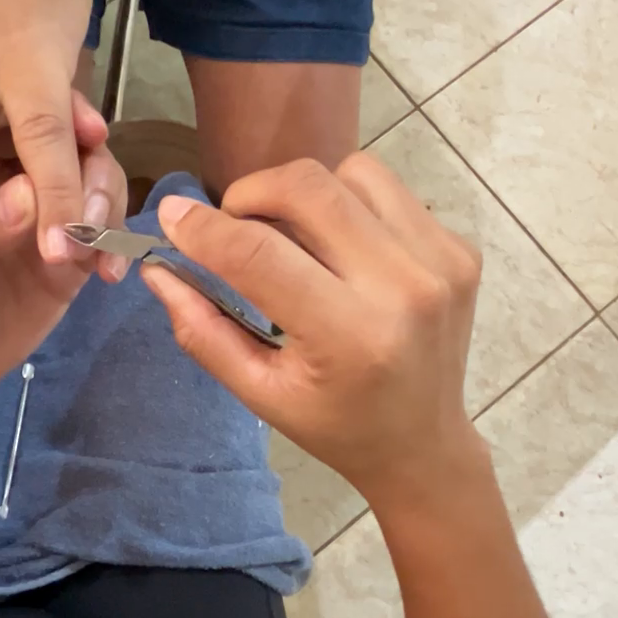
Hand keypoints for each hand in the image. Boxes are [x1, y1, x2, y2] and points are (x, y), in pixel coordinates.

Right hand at [140, 157, 486, 504]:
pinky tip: (344, 252)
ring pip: (351, 174)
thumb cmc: (334, 427)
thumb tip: (158, 269)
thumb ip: (202, 331)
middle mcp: (402, 286)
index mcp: (349, 336)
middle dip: (251, 194)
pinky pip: (388, 192)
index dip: (205, 228)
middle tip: (234, 225)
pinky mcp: (460, 249)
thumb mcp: (260, 393)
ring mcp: (440, 261)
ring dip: (305, 195)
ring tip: (294, 240)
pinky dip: (350, 207)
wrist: (424, 443)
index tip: (171, 216)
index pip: (260, 254)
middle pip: (309, 187)